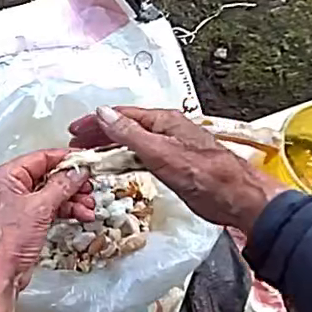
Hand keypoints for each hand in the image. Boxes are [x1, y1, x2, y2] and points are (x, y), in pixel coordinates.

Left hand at [0, 148, 93, 311]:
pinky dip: (65, 211)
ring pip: (50, 194)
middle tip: (91, 188)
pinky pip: (48, 210)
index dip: (66, 159)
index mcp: (4, 176)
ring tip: (89, 207)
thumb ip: (62, 185)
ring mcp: (15, 206)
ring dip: (72, 199)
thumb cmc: (8, 240)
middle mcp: (7, 188)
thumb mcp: (40, 207)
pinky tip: (81, 216)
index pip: (40, 158)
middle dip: (71, 183)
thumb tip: (78, 171)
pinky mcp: (23, 223)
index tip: (88, 161)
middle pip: (46, 176)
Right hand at [68, 106, 290, 233]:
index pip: (121, 116)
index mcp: (163, 121)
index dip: (95, 121)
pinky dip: (123, 157)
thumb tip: (104, 114)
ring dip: (109, 144)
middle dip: (99, 132)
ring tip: (90, 152)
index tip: (75, 130)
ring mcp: (170, 147)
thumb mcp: (160, 152)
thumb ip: (130, 133)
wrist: (237, 198)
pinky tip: (117, 164)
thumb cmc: (206, 176)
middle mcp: (166, 130)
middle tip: (77, 142)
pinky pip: (140, 155)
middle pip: (125, 126)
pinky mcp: (173, 165)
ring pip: (132, 140)